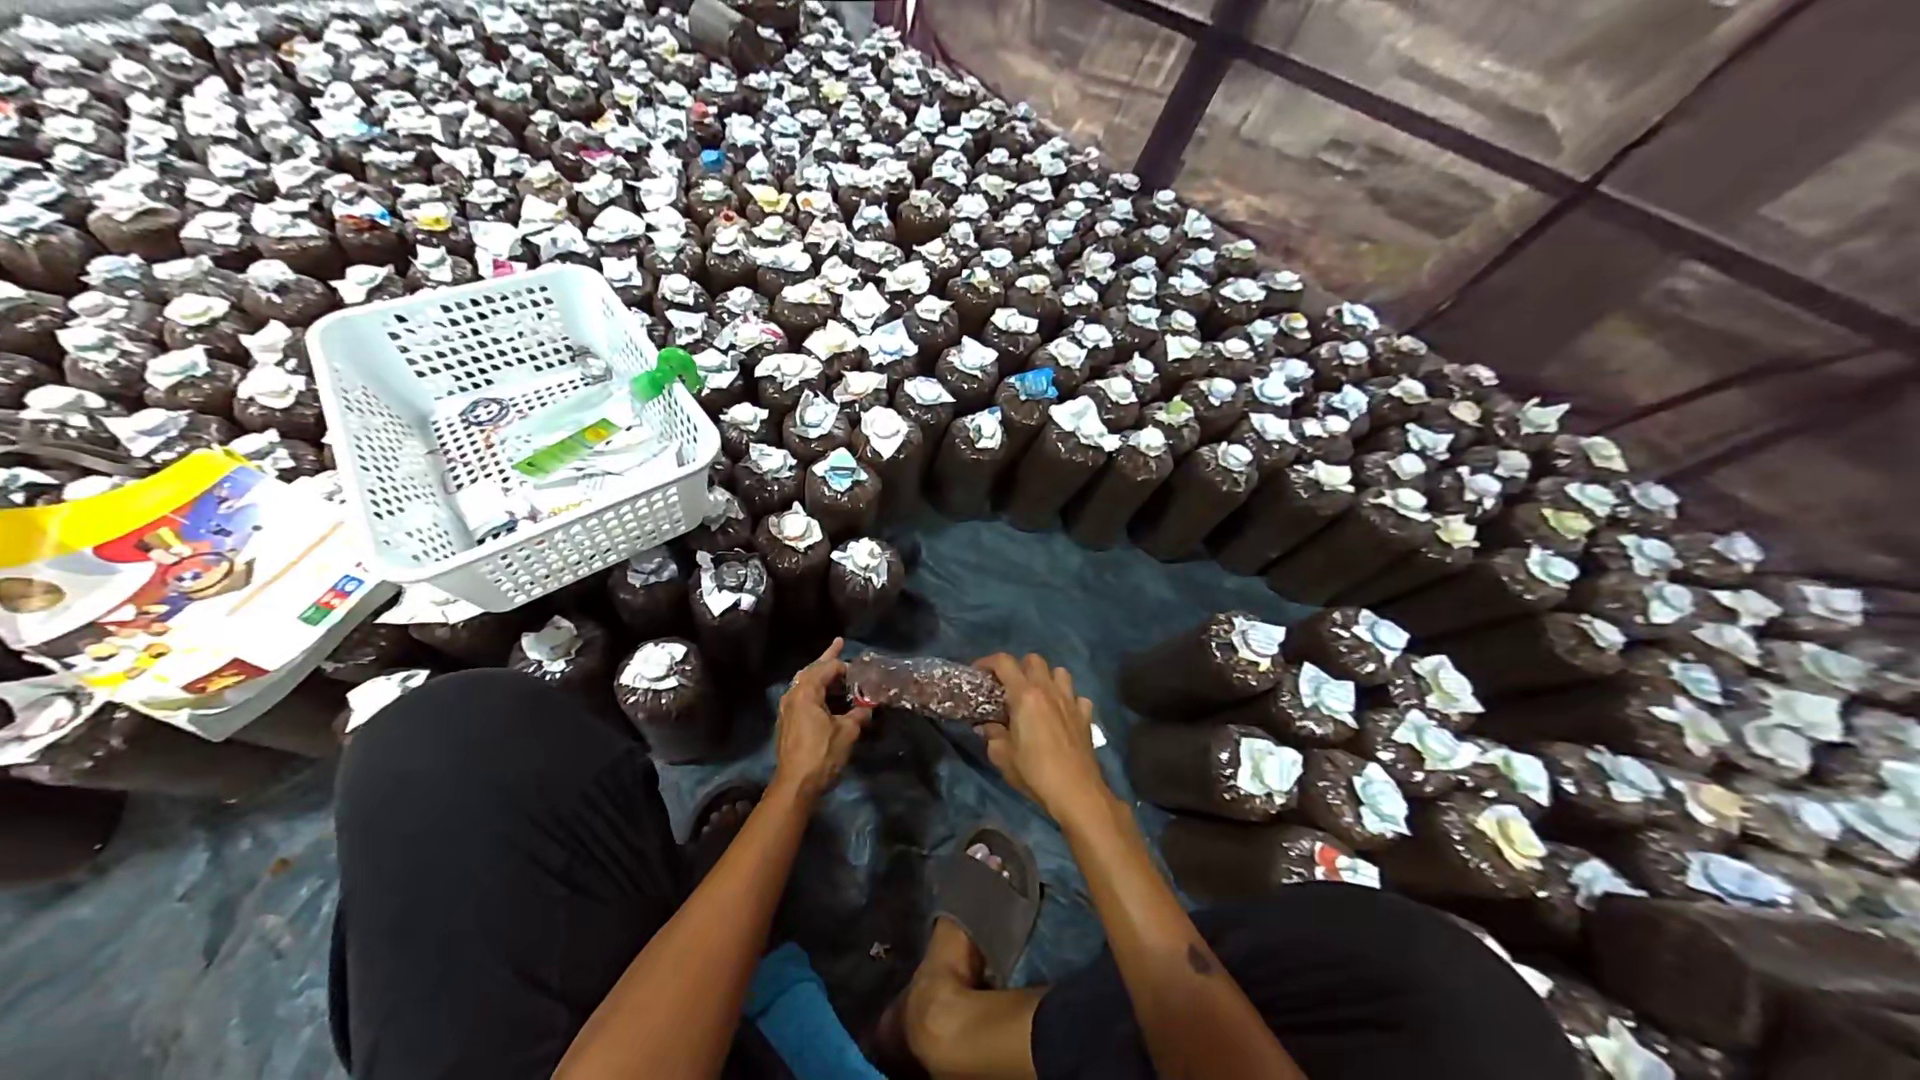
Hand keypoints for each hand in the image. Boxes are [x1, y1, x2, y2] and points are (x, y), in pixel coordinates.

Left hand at [772, 638, 871, 802]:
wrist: (796, 784)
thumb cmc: (822, 753)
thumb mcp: (848, 732)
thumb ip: (858, 715)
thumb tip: (868, 710)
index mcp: (806, 692)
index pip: (827, 668)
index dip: (845, 666)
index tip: (860, 668)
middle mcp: (792, 696)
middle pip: (811, 671)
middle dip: (826, 659)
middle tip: (839, 645)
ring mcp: (787, 710)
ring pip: (804, 684)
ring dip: (819, 676)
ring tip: (833, 669)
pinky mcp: (787, 723)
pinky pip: (802, 697)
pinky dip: (815, 691)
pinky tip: (825, 697)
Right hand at [974, 653, 1111, 824]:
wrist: (1076, 791)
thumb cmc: (1034, 772)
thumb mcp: (1002, 756)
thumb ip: (992, 735)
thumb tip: (987, 727)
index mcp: (1025, 695)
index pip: (1004, 662)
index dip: (987, 661)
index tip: (978, 672)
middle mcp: (1049, 690)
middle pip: (1034, 660)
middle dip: (1018, 667)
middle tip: (1008, 686)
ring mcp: (1071, 701)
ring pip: (1059, 672)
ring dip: (1046, 678)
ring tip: (1037, 696)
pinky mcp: (1086, 716)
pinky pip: (1077, 697)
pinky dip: (1068, 700)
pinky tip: (1061, 714)